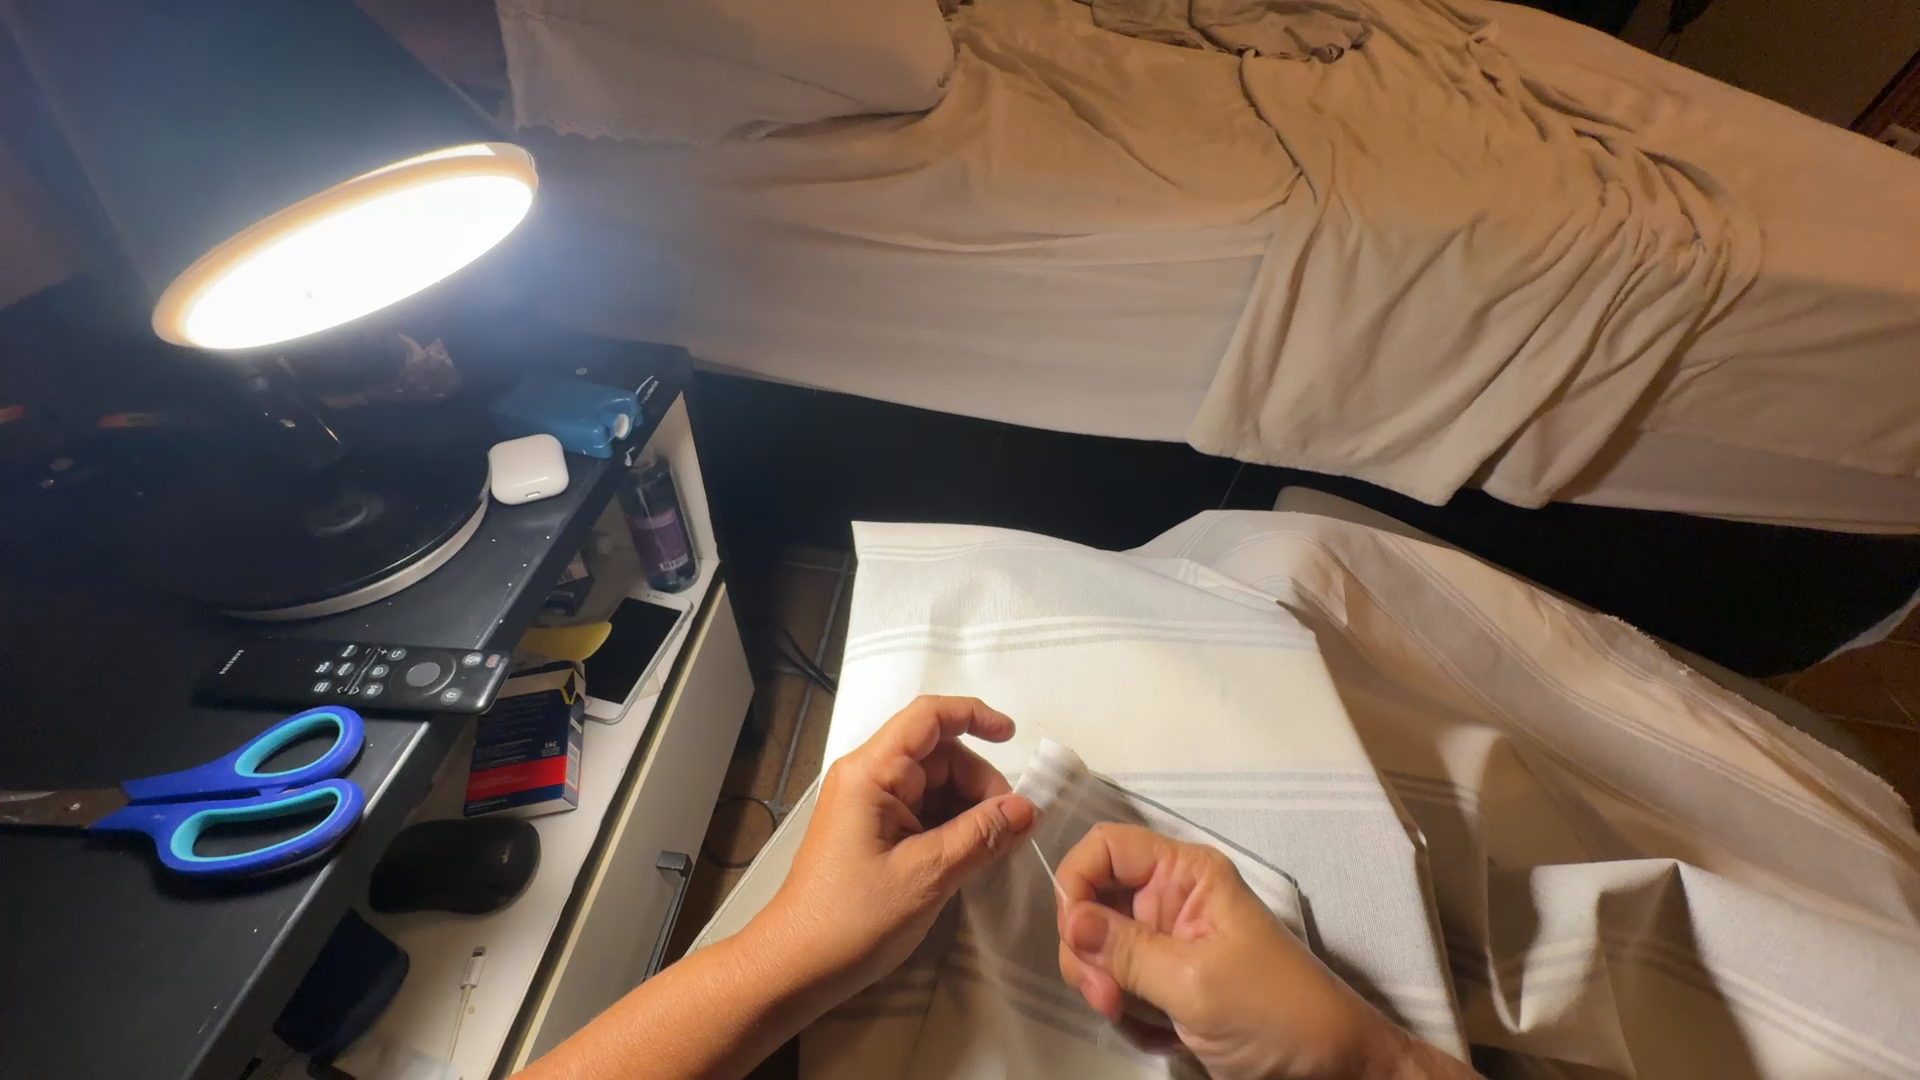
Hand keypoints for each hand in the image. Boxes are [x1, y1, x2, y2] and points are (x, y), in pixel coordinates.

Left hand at [750, 696, 1038, 1000]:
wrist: (794, 968)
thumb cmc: (852, 918)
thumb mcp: (926, 875)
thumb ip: (980, 836)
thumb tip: (1028, 808)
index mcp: (873, 771)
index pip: (928, 717)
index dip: (973, 715)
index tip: (1012, 737)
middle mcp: (870, 775)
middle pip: (939, 753)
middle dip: (979, 782)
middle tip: (1009, 826)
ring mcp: (872, 802)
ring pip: (936, 784)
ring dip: (969, 807)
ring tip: (993, 847)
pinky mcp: (876, 828)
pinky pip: (925, 809)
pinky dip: (953, 825)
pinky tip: (972, 854)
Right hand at [1055, 824, 1467, 1079]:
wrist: (1335, 1076)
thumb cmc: (1277, 1015)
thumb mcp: (1196, 983)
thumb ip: (1127, 950)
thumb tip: (1071, 920)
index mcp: (1185, 873)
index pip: (1108, 846)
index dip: (1078, 879)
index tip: (1075, 933)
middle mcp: (1170, 896)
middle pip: (1095, 897)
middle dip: (1088, 947)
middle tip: (1103, 996)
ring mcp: (1166, 939)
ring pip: (1100, 945)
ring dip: (1105, 985)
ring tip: (1133, 1019)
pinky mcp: (1166, 980)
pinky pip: (1118, 982)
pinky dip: (1124, 1010)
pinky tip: (1157, 1034)